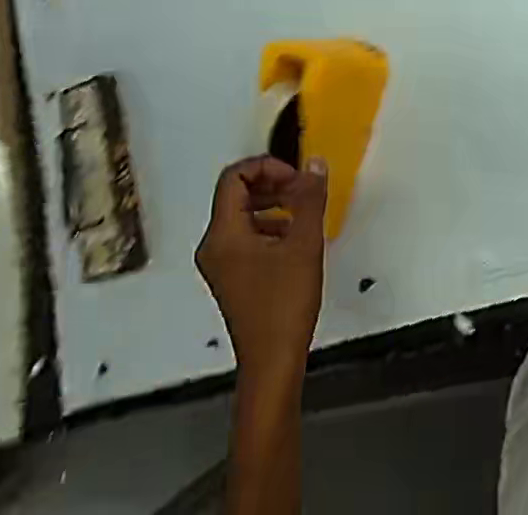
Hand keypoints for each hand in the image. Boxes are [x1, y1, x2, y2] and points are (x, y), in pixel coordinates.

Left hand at [196, 156, 328, 381]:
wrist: (272, 364)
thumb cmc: (285, 304)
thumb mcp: (304, 245)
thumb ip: (309, 199)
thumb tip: (313, 164)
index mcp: (223, 233)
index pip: (234, 177)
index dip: (266, 167)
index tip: (295, 178)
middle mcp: (213, 244)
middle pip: (235, 194)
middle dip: (270, 183)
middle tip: (302, 190)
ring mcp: (219, 263)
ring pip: (241, 215)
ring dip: (271, 203)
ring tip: (302, 212)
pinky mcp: (230, 277)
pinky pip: (244, 236)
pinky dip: (268, 225)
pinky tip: (293, 238)